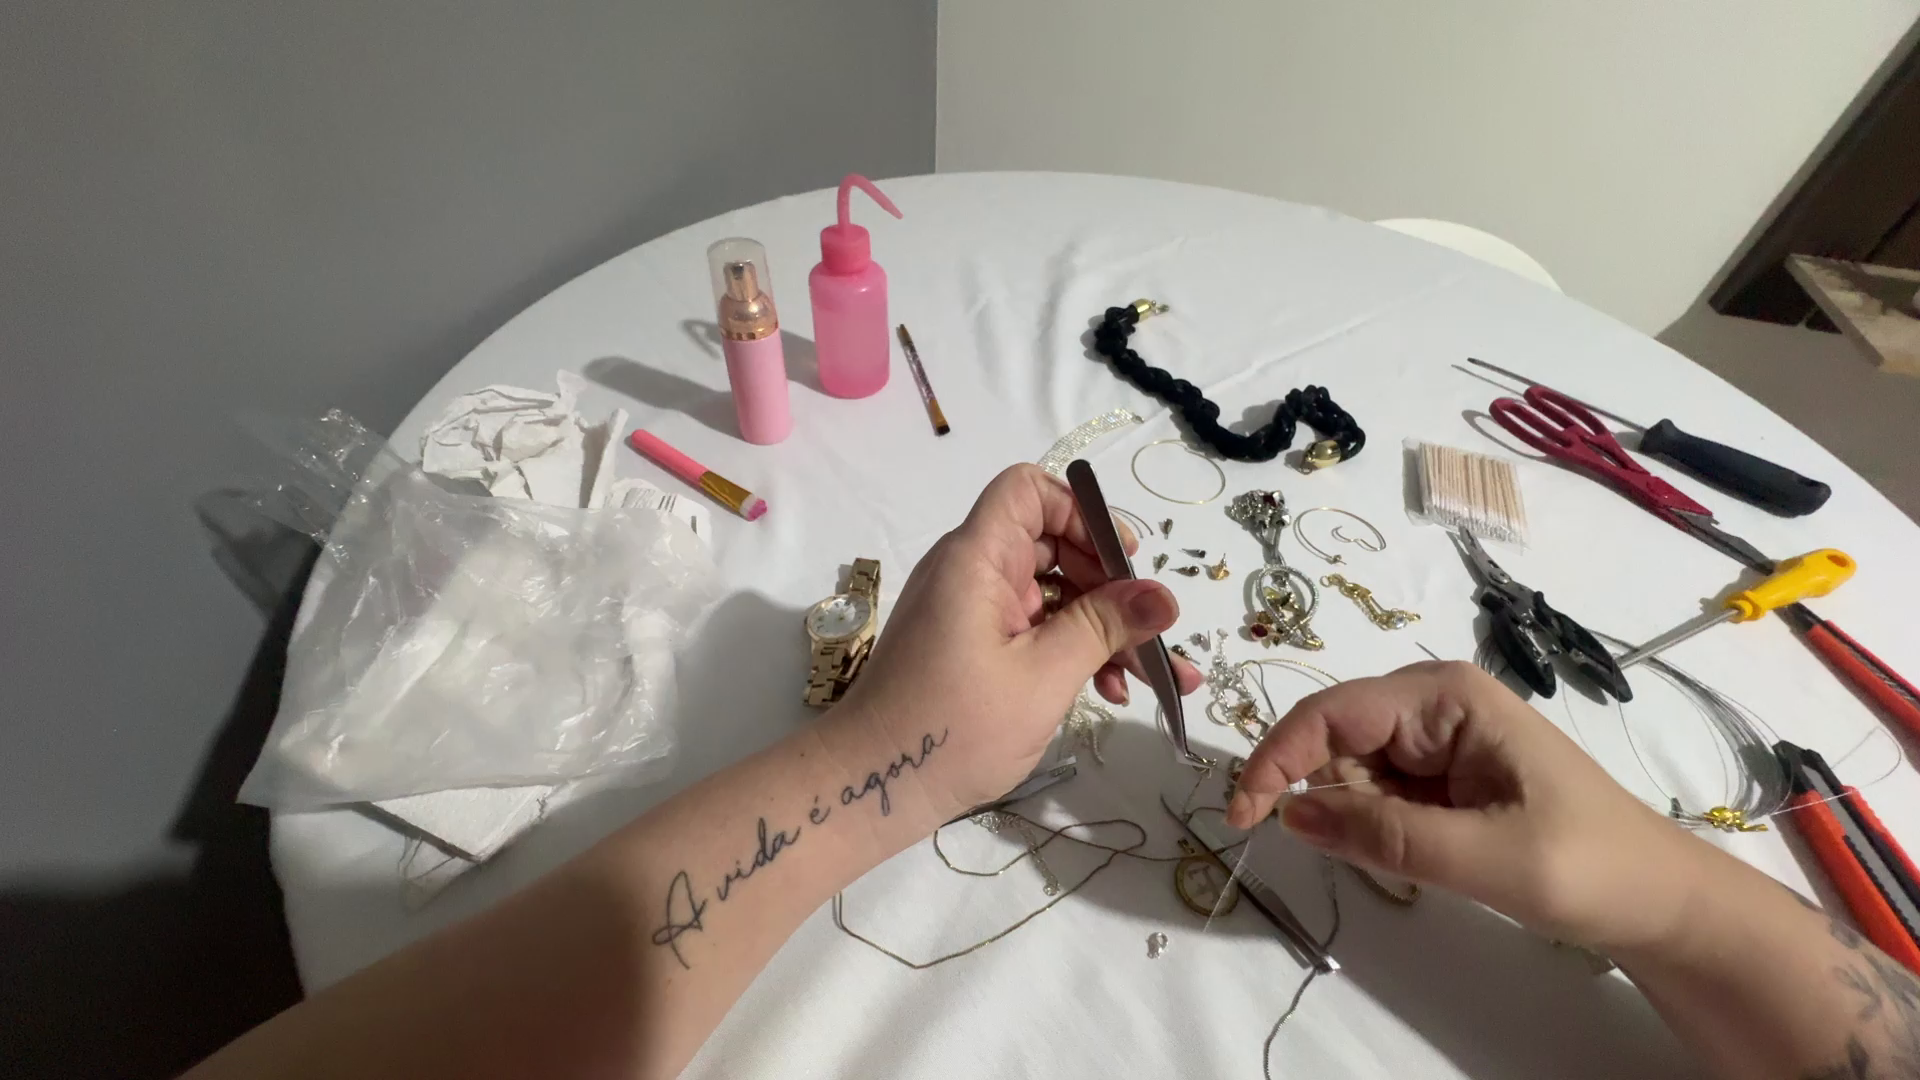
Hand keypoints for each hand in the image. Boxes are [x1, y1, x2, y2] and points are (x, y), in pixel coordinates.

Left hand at [839, 464, 1200, 819]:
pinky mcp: (974, 643)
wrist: (874, 785)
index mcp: (977, 558)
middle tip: (1150, 630)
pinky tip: (1110, 691)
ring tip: (1154, 678)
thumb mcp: (1042, 678)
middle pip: (1051, 545)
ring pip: (1051, 593)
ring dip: (1101, 628)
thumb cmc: (954, 729)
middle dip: (1108, 585)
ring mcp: (972, 608)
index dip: (1078, 510)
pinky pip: (1033, 627)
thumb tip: (1164, 596)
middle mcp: (972, 571)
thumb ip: (1104, 628)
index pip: (1026, 491)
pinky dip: (1070, 649)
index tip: (1120, 560)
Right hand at [1228, 661, 1708, 952]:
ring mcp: (1429, 731)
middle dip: (1348, 802)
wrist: (1667, 909)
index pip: (1328, 714)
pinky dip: (1382, 825)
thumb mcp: (1487, 859)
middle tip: (1412, 852)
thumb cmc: (1594, 870)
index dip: (1277, 759)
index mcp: (1441, 695)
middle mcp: (1426, 700)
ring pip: (1348, 770)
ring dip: (1368, 818)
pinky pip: (1372, 790)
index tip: (1243, 816)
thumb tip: (1287, 815)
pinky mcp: (1432, 764)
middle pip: (1334, 744)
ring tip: (1440, 852)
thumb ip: (1384, 836)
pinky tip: (1437, 846)